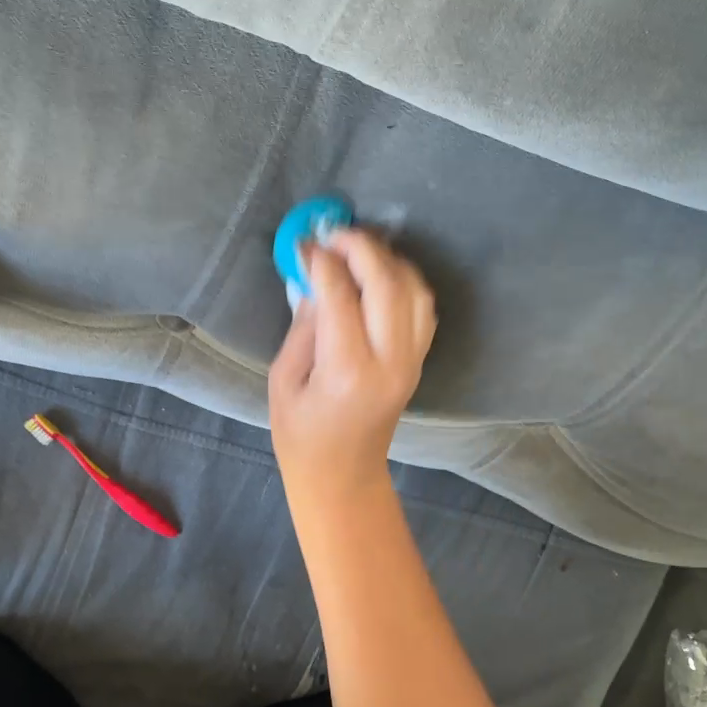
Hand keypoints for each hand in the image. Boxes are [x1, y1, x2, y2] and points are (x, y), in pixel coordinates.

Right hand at [267, 230, 436, 496]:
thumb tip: (313, 276)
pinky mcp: (419, 360)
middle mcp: (389, 361)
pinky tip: (377, 274)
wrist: (342, 474)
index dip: (322, 260)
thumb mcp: (284, 379)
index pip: (340, 295)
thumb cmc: (301, 434)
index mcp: (346, 371)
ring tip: (355, 248)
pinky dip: (403, 280)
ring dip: (387, 259)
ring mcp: (411, 361)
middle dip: (361, 247)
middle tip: (333, 233)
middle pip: (387, 283)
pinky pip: (422, 306)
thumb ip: (303, 326)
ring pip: (414, 289)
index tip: (304, 243)